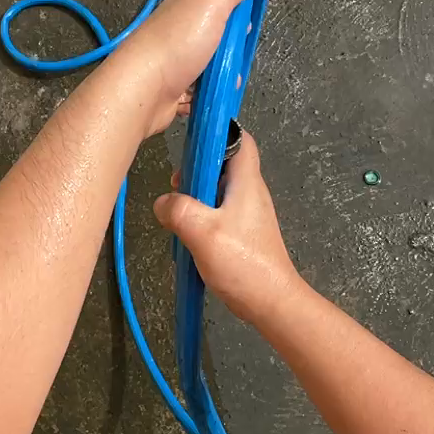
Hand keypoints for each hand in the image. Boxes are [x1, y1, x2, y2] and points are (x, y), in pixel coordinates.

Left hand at [107, 0, 276, 134]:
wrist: (140, 93)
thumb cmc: (172, 46)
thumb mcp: (212, 2)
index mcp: (188, 4)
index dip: (242, 7)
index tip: (252, 19)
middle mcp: (180, 30)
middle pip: (220, 35)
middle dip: (234, 47)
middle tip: (235, 53)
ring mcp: (176, 61)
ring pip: (212, 65)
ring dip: (223, 75)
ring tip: (225, 79)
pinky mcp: (173, 89)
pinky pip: (200, 91)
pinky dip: (208, 94)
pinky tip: (211, 95)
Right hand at [152, 130, 305, 324]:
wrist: (271, 302)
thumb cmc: (243, 263)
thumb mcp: (202, 232)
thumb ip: (177, 210)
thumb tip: (162, 202)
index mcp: (246, 182)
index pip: (241, 139)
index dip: (219, 131)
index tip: (193, 136)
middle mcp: (250, 193)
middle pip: (225, 164)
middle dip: (198, 167)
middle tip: (178, 182)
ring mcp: (248, 214)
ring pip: (219, 190)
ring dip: (197, 195)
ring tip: (178, 209)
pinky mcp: (244, 234)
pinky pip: (219, 213)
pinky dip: (202, 215)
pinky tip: (188, 233)